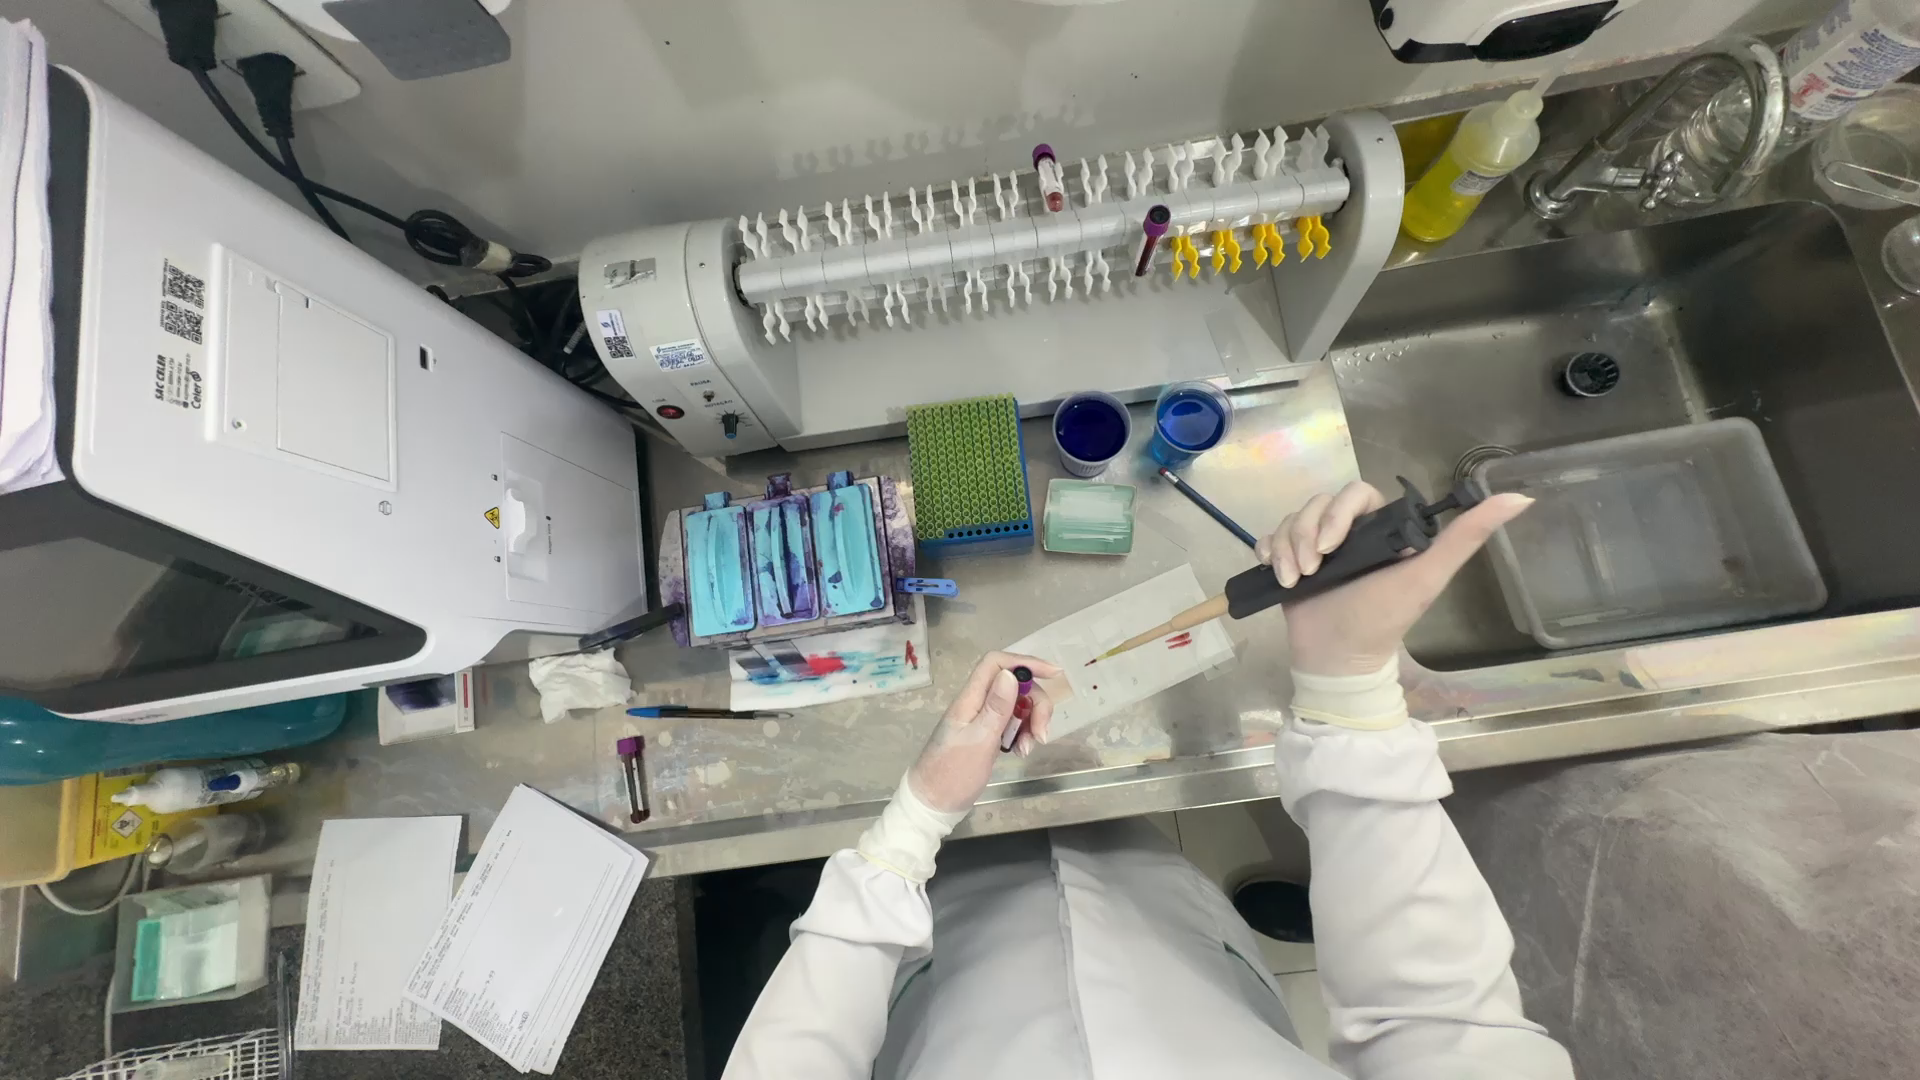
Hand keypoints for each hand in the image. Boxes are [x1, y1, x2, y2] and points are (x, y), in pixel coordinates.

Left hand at [906, 652, 1061, 812]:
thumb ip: (996, 708)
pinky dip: (1023, 735)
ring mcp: (982, 718)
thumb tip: (1010, 674)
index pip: (997, 663)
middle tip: (1041, 734)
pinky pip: (1012, 723)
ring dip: (1031, 723)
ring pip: (1017, 705)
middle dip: (1036, 704)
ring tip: (1028, 749)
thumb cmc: (952, 774)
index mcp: (970, 699)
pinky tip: (1021, 752)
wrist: (933, 804)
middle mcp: (976, 703)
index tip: (1054, 674)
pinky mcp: (987, 734)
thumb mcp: (979, 741)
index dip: (1026, 662)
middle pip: (1014, 685)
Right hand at [1257, 481, 1532, 676]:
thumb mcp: (1425, 577)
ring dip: (1285, 549)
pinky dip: (1267, 552)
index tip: (1331, 546)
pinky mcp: (1288, 561)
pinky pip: (1269, 538)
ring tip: (1293, 580)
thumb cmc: (1381, 619)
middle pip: (1315, 505)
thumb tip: (1520, 498)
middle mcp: (1347, 534)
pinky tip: (1275, 573)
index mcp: (1380, 530)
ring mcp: (1314, 547)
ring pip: (1290, 521)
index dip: (1336, 514)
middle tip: (1311, 569)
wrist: (1336, 658)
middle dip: (1304, 535)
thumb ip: (1466, 538)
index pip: (1352, 494)